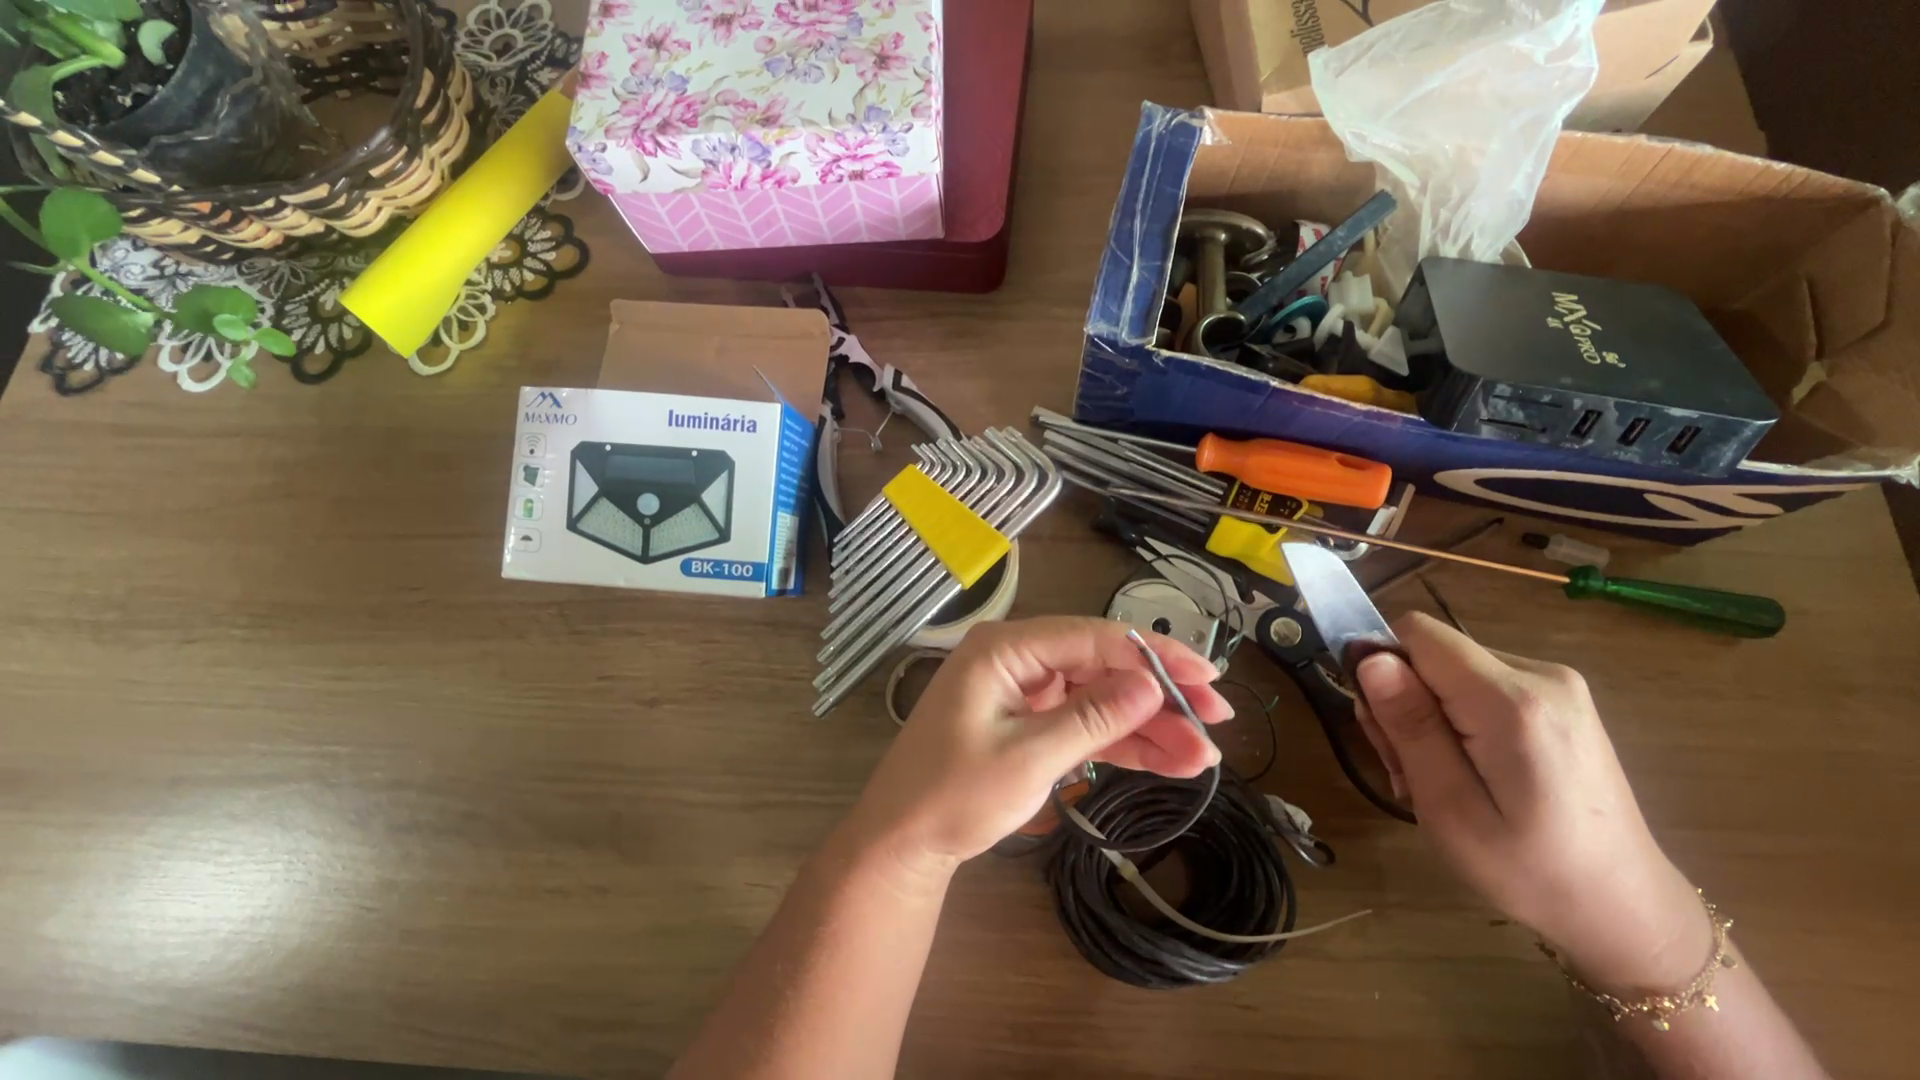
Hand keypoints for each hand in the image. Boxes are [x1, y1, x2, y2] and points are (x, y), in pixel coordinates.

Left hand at [845, 616, 1230, 879]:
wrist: (903, 841)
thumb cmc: (954, 793)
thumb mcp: (1029, 756)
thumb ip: (1093, 717)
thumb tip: (1151, 685)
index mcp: (1007, 649)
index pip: (1094, 638)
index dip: (1154, 656)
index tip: (1205, 677)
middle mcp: (1019, 660)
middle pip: (1103, 666)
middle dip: (1160, 695)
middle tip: (1216, 718)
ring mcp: (1025, 693)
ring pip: (1101, 698)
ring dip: (1149, 725)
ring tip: (1203, 753)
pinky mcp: (1030, 724)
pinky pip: (1085, 724)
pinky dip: (1122, 743)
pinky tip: (1169, 760)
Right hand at [1355, 612, 1710, 992]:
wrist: (1625, 908)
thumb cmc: (1529, 872)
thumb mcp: (1450, 809)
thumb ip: (1410, 727)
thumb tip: (1370, 658)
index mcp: (1511, 701)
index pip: (1416, 633)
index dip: (1381, 667)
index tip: (1384, 730)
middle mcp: (1540, 675)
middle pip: (1431, 653)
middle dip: (1403, 701)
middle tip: (1410, 772)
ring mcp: (1557, 685)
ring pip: (1450, 669)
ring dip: (1428, 715)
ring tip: (1442, 781)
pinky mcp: (1560, 700)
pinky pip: (1479, 685)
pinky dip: (1458, 719)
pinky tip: (1471, 770)